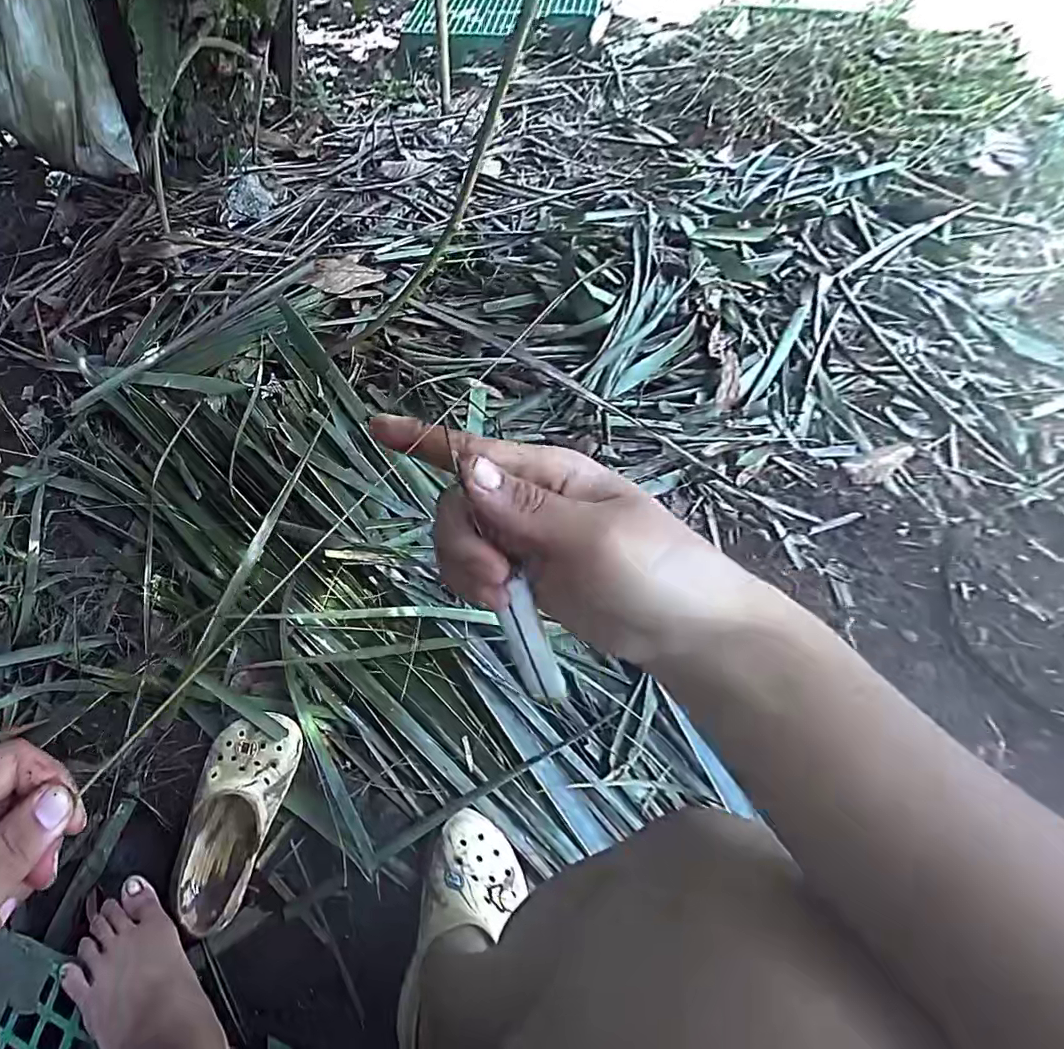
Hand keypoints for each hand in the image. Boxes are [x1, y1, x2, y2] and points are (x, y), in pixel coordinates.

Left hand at [0, 740, 86, 1048]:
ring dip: (23, 858)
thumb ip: (13, 852)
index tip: (74, 830)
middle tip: (42, 878)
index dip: (52, 784)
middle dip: (38, 828)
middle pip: (11, 790)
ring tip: (13, 904)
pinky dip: (2, 879)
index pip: (13, 760)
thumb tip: (62, 797)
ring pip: (3, 825)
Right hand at [370, 414, 780, 664]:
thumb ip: (527, 507)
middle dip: (462, 543)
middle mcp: (525, 497)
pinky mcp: (515, 570)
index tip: (376, 429)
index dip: (423, 440)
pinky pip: (468, 567)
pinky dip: (471, 585)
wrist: (686, 634)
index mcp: (548, 472)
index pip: (474, 451)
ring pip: (457, 538)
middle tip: (494, 581)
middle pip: (456, 504)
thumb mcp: (596, 536)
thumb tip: (468, 469)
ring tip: (502, 597)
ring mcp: (518, 535)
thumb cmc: (658, 571)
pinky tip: (500, 602)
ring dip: (465, 568)